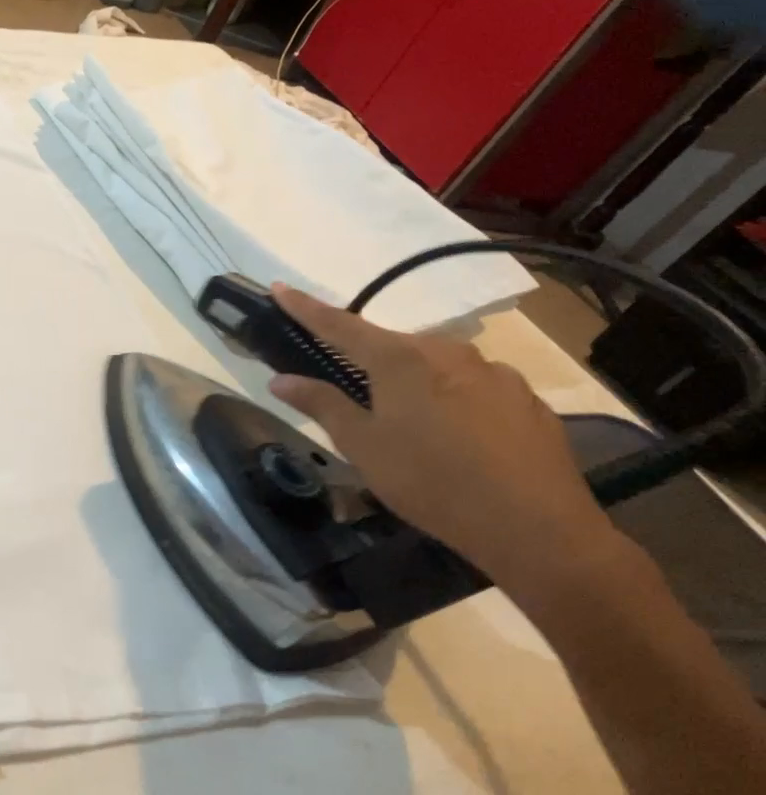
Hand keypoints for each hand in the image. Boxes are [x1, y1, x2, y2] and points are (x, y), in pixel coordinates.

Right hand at [268, 285, 617, 580]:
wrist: (539, 530)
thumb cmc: (432, 483)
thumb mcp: (363, 447)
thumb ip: (322, 405)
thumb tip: (281, 379)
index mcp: (400, 359)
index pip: (340, 324)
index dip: (305, 308)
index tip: (279, 288)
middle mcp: (448, 352)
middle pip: (393, 345)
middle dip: (369, 358)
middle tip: (351, 386)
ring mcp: (495, 374)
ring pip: (438, 366)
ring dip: (415, 381)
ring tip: (410, 421)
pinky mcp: (527, 401)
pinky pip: (475, 388)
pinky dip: (454, 400)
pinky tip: (458, 437)